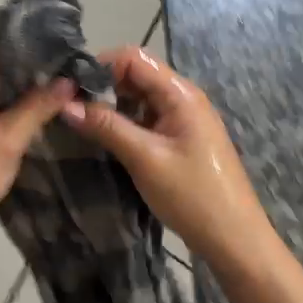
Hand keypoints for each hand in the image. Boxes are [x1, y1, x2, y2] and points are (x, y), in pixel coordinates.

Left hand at [0, 31, 73, 229]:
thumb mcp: (8, 142)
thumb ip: (37, 108)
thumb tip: (68, 80)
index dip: (19, 35)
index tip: (51, 40)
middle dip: (19, 53)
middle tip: (56, 61)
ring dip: (11, 72)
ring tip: (49, 76)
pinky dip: (2, 88)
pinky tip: (28, 100)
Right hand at [61, 46, 276, 266]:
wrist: (238, 245)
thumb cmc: (194, 197)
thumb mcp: (145, 159)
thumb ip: (106, 126)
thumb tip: (64, 104)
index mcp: (180, 94)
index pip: (133, 58)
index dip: (101, 65)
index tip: (72, 86)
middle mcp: (183, 98)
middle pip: (136, 74)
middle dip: (103, 84)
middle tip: (73, 104)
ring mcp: (184, 119)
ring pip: (139, 96)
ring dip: (113, 104)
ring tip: (84, 120)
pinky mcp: (182, 138)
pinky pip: (147, 116)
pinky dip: (126, 120)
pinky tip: (107, 137)